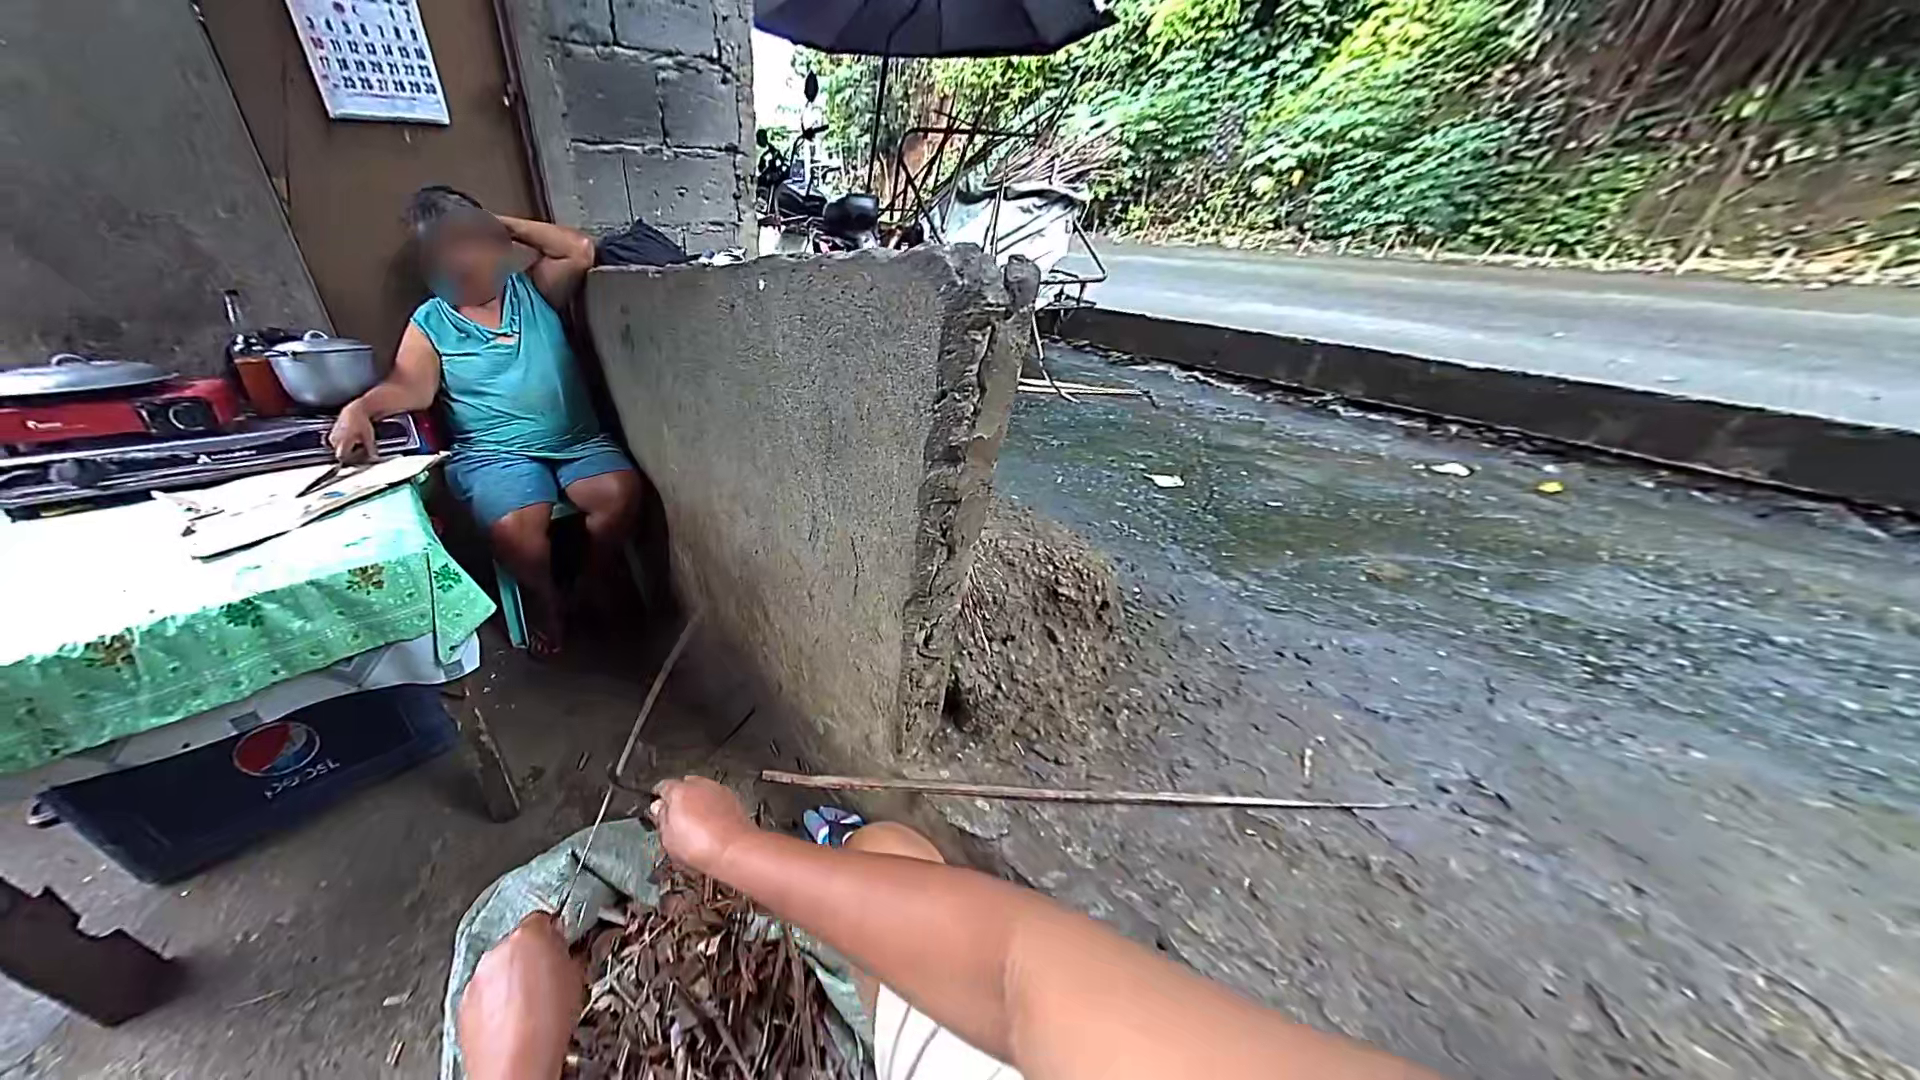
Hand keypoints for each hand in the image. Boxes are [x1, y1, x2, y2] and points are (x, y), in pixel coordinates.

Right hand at [326, 402, 377, 462]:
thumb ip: (370, 449)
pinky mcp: (332, 434)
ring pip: (339, 449)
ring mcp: (332, 437)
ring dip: (349, 450)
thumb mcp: (369, 437)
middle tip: (363, 452)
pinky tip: (355, 441)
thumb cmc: (362, 423)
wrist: (354, 412)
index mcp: (342, 441)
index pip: (342, 457)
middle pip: (341, 454)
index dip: (351, 459)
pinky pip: (338, 444)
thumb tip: (374, 458)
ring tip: (360, 445)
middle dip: (352, 455)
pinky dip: (346, 445)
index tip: (361, 458)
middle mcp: (334, 440)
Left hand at [457, 912, 583, 1079]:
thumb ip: (566, 949)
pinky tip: (514, 1016)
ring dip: (513, 976)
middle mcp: (496, 953)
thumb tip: (562, 945)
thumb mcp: (576, 972)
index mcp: (527, 936)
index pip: (542, 918)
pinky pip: (485, 991)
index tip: (562, 943)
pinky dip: (497, 999)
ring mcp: (476, 981)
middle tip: (550, 973)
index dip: (555, 931)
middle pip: (518, 941)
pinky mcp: (462, 1007)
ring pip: (499, 966)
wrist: (516, 1068)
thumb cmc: (547, 1023)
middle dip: (533, 954)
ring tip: (532, 1000)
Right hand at [651, 776, 756, 874]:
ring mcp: (718, 790)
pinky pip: (715, 798)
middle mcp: (700, 785)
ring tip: (693, 823)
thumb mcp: (667, 838)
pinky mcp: (732, 798)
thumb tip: (659, 808)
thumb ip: (661, 818)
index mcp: (680, 791)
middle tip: (674, 818)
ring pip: (702, 791)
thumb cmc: (700, 846)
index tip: (657, 807)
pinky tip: (709, 823)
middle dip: (679, 798)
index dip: (658, 798)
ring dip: (696, 801)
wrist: (733, 849)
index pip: (663, 786)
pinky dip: (710, 806)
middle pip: (684, 786)